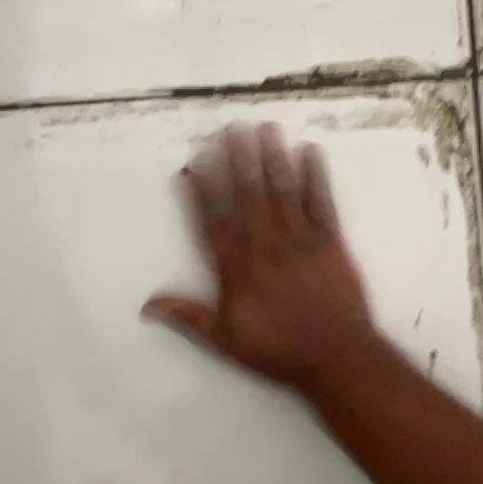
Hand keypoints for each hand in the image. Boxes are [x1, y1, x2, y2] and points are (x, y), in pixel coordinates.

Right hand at [143, 122, 390, 390]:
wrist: (336, 356)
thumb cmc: (278, 350)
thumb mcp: (224, 339)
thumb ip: (188, 316)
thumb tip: (146, 306)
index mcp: (236, 266)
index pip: (212, 220)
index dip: (201, 191)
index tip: (191, 164)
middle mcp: (264, 244)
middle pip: (247, 194)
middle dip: (237, 159)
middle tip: (231, 127)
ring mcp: (298, 238)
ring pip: (281, 190)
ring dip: (272, 157)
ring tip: (266, 127)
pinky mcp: (330, 240)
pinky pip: (320, 201)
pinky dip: (316, 176)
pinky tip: (310, 152)